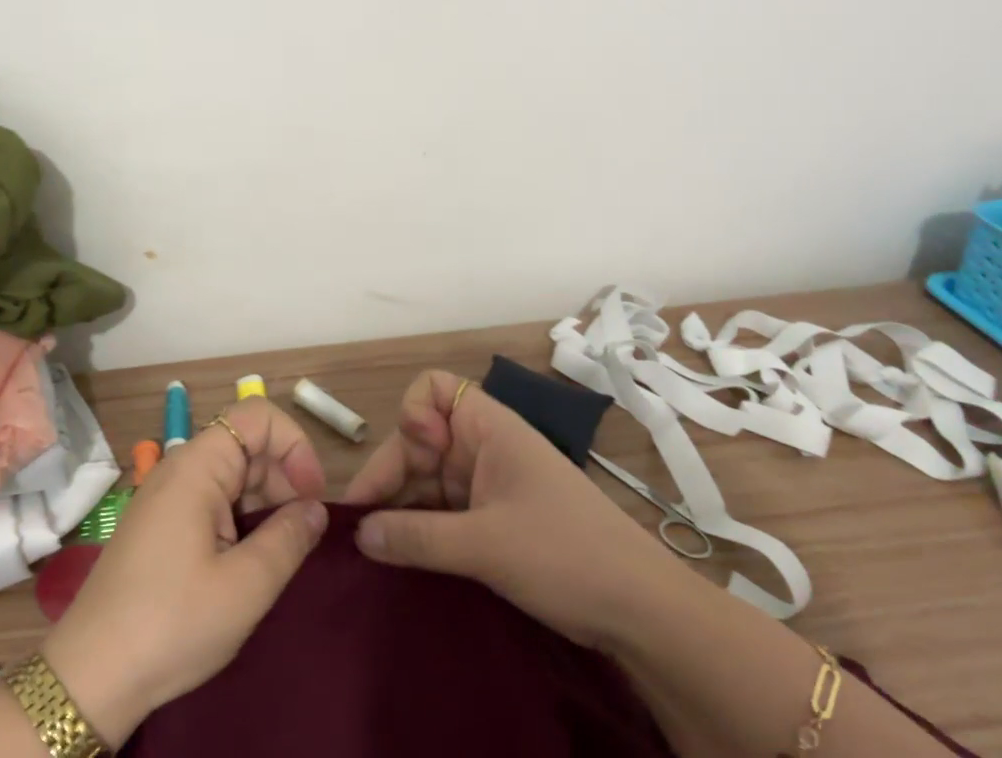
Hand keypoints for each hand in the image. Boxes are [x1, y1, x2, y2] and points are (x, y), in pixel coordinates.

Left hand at [40, 397, 327, 746]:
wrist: (93, 674)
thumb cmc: (173, 624)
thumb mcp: (246, 586)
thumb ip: (289, 538)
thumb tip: (315, 509)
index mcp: (196, 468)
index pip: (257, 416)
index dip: (296, 446)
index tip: (312, 499)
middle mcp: (178, 471)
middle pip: (247, 445)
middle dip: (285, 479)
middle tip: (301, 537)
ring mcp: (166, 500)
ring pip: (232, 477)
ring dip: (265, 506)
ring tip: (279, 557)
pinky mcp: (161, 528)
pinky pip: (213, 504)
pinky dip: (241, 522)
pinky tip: (249, 564)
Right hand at [340, 369, 688, 647]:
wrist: (643, 612)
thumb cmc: (566, 556)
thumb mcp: (485, 546)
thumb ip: (415, 537)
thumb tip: (358, 535)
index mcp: (491, 430)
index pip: (433, 389)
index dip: (411, 414)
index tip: (412, 458)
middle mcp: (485, 449)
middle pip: (417, 442)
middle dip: (389, 477)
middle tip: (360, 529)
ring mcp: (488, 487)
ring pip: (426, 482)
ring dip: (399, 510)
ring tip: (370, 551)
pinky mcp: (493, 523)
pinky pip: (441, 514)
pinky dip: (419, 532)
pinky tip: (398, 560)